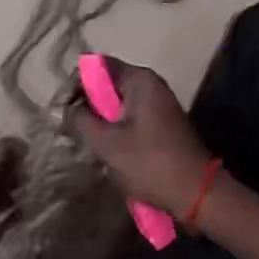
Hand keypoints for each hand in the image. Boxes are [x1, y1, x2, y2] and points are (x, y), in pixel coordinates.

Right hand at [69, 59, 214, 214]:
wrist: (196, 192)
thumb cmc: (151, 163)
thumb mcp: (108, 144)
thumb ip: (81, 122)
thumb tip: (62, 110)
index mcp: (140, 80)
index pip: (98, 65)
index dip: (76, 83)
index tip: (63, 109)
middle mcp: (150, 85)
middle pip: (107, 83)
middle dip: (87, 103)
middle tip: (70, 129)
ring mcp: (158, 104)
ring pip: (117, 103)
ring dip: (100, 120)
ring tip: (85, 142)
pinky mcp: (161, 124)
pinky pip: (130, 118)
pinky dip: (115, 129)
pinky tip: (106, 151)